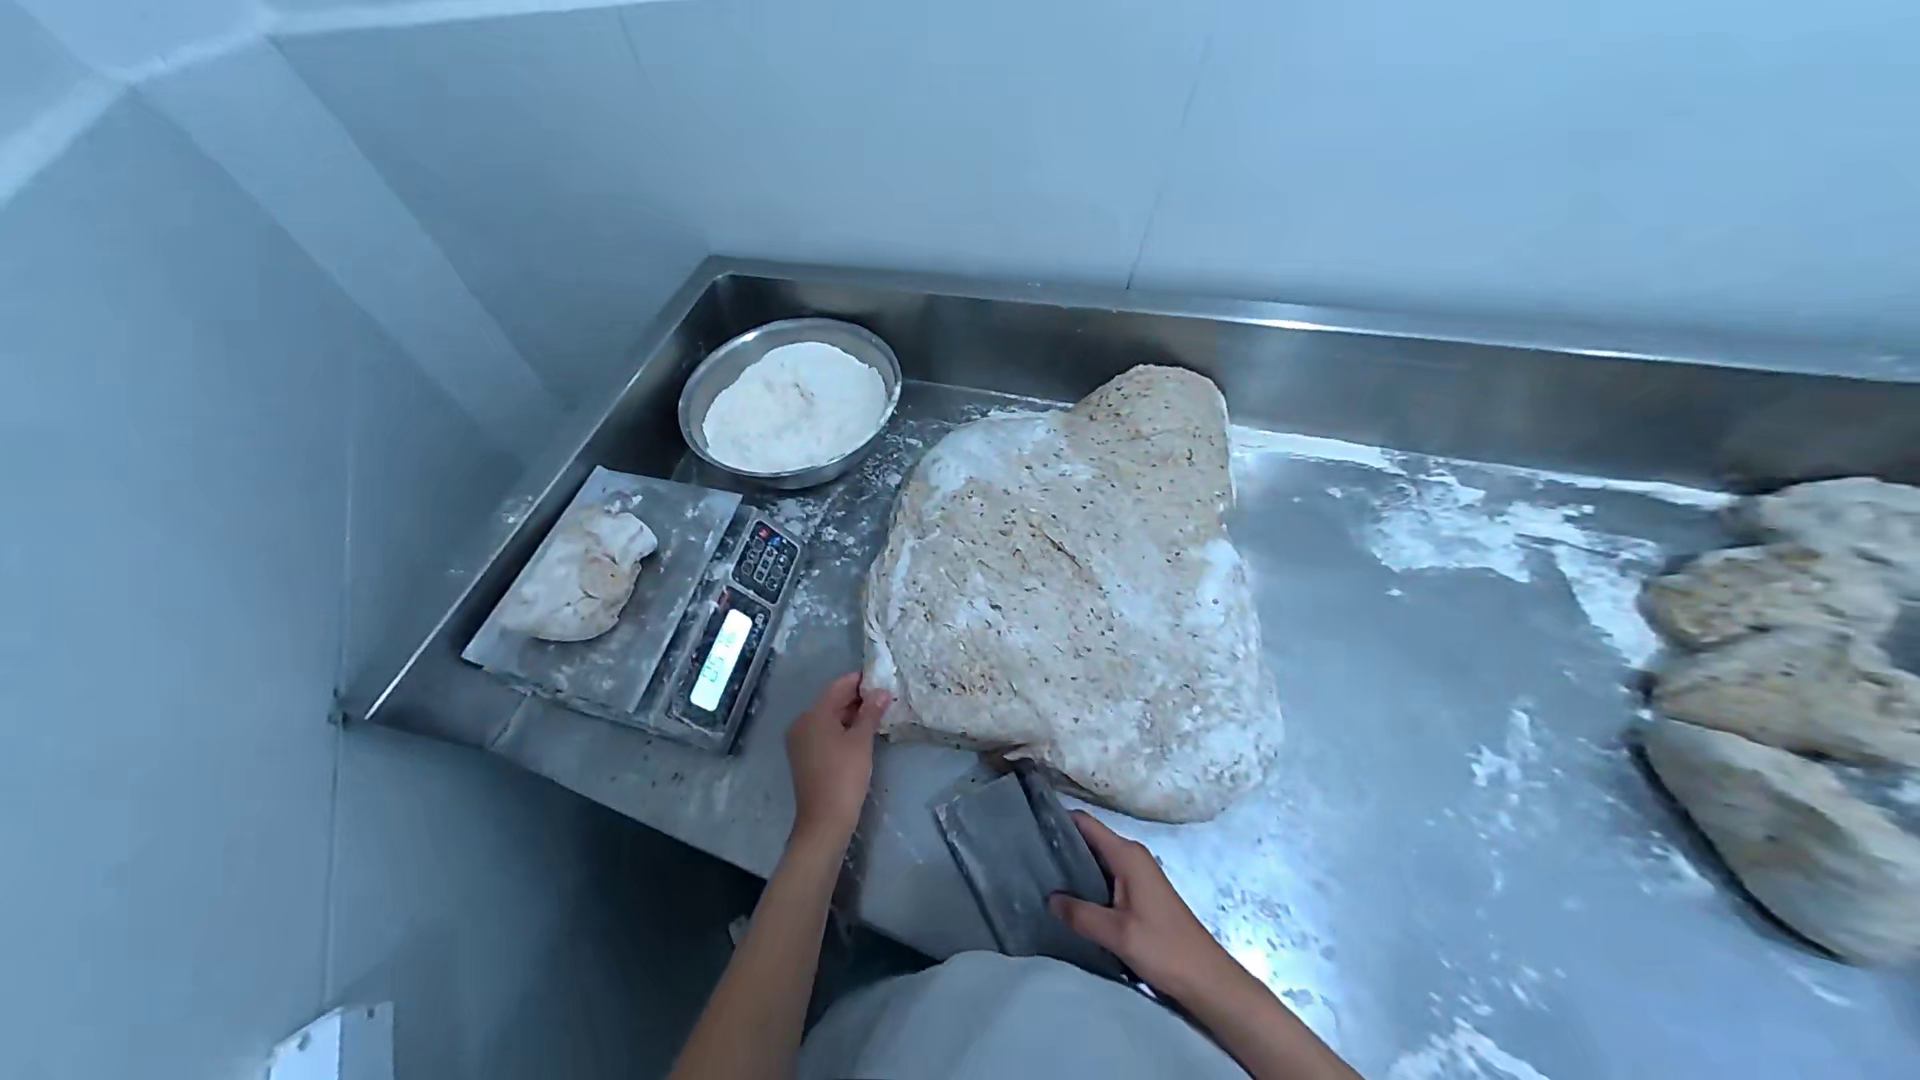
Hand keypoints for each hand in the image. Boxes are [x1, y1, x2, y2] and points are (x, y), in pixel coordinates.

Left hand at [785, 672, 890, 851]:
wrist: (825, 820)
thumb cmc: (844, 775)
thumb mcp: (861, 740)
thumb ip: (871, 712)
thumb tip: (882, 692)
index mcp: (813, 715)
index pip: (838, 686)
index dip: (860, 680)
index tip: (882, 677)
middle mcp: (802, 723)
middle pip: (832, 701)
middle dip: (858, 697)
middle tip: (885, 696)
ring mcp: (801, 741)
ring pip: (829, 717)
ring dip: (852, 713)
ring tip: (879, 712)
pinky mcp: (805, 756)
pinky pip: (825, 732)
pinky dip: (843, 728)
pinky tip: (862, 731)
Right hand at [1050, 810, 1238, 1001]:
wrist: (1206, 979)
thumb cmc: (1163, 948)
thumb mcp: (1117, 933)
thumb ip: (1080, 914)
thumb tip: (1049, 898)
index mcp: (1127, 854)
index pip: (1086, 823)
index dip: (1059, 820)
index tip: (1031, 826)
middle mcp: (1131, 856)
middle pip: (1089, 840)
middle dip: (1061, 846)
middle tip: (1029, 857)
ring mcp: (1137, 874)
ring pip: (1096, 860)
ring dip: (1073, 867)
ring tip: (1041, 877)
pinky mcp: (1138, 893)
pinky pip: (1105, 877)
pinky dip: (1086, 883)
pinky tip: (1069, 899)